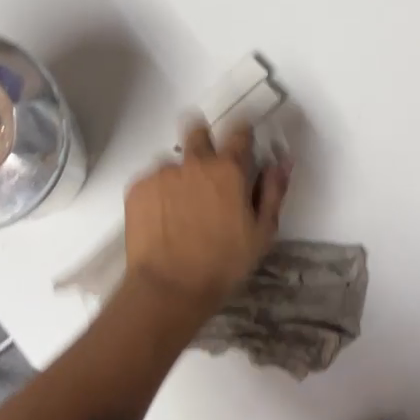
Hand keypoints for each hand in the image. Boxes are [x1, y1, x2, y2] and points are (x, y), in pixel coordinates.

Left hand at [123, 118, 288, 313]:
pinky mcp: (137, 188)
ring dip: (180, 175)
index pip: (239, 131)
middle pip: (197, 131)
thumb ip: (273, 191)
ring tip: (182, 210)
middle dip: (204, 141)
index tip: (243, 145)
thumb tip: (282, 161)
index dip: (243, 135)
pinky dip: (160, 194)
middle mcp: (193, 162)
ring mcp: (161, 173)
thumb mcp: (262, 232)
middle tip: (208, 173)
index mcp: (229, 169)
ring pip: (173, 162)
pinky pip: (152, 181)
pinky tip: (164, 221)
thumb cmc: (224, 264)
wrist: (169, 287)